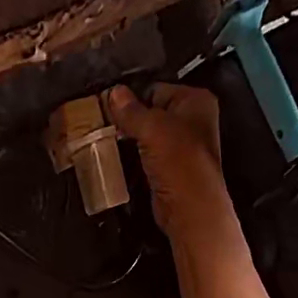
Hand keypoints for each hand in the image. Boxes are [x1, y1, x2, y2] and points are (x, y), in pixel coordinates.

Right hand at [103, 84, 229, 239]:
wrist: (189, 208)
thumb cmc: (178, 161)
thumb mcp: (152, 128)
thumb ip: (131, 110)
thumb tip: (112, 92)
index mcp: (195, 101)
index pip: (156, 89)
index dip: (132, 97)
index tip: (108, 104)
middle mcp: (191, 120)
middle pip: (151, 111)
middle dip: (129, 118)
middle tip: (102, 121)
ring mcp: (180, 146)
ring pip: (146, 135)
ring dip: (128, 138)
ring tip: (104, 137)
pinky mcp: (168, 168)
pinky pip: (145, 154)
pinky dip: (132, 155)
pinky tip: (115, 155)